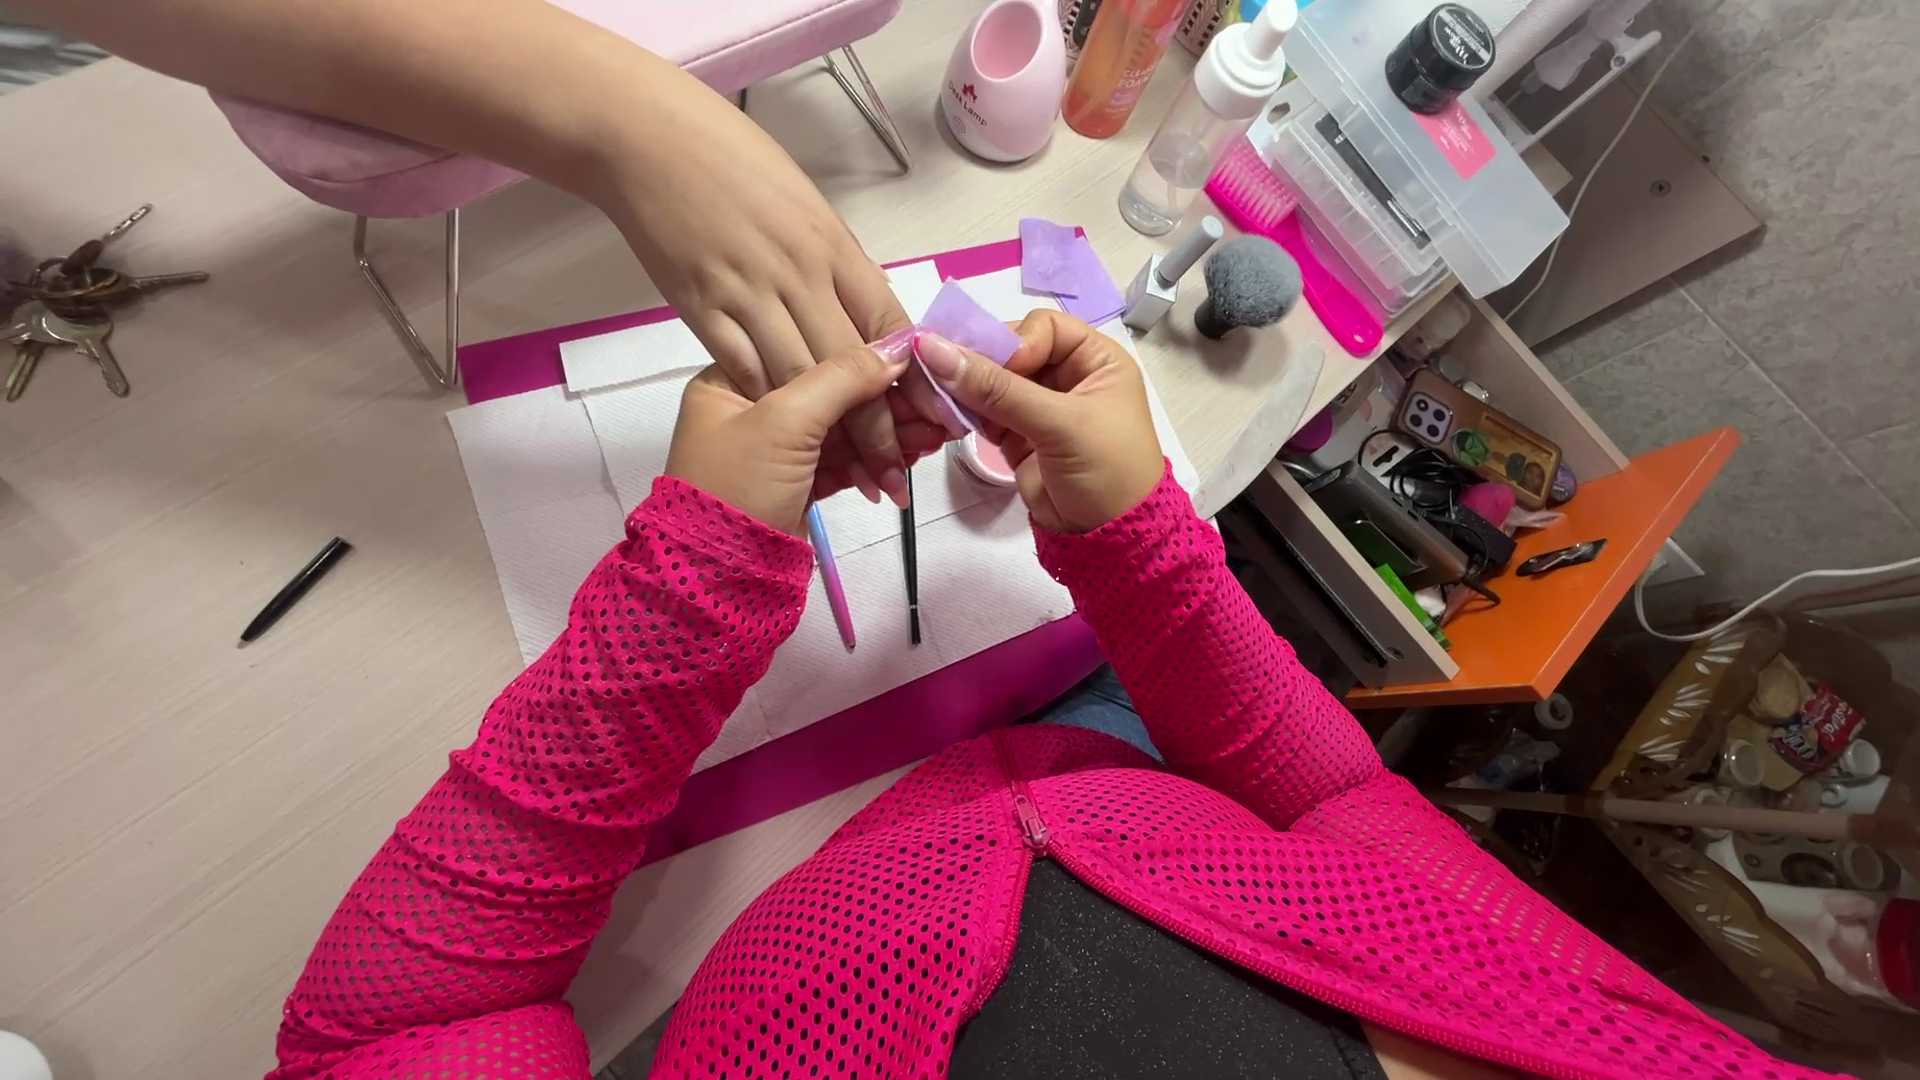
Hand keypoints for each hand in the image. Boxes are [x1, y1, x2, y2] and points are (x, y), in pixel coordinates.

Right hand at [593, 76, 942, 508]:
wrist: (640, 135)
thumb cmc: (730, 159)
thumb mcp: (806, 206)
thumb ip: (839, 268)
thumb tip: (872, 322)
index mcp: (831, 244)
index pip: (887, 322)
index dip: (914, 377)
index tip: (934, 416)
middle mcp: (796, 273)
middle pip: (850, 365)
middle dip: (880, 428)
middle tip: (898, 472)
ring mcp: (746, 293)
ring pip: (801, 380)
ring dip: (831, 436)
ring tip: (857, 475)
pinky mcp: (700, 309)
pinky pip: (745, 372)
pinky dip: (771, 410)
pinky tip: (791, 440)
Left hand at [665, 341, 950, 535]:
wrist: (719, 578)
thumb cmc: (741, 486)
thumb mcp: (787, 420)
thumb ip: (843, 377)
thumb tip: (900, 343)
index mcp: (732, 380)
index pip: (809, 354)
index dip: (865, 363)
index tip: (914, 371)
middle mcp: (752, 409)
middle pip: (832, 396)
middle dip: (887, 407)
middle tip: (935, 413)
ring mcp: (775, 450)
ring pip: (843, 432)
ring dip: (889, 438)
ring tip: (933, 441)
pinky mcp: (796, 484)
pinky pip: (842, 463)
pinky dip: (873, 465)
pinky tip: (905, 467)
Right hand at [912, 310, 1163, 532]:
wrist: (1109, 539)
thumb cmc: (1105, 471)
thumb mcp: (1059, 424)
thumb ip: (998, 389)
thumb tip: (935, 350)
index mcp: (1095, 361)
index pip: (1043, 328)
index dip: (1015, 343)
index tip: (997, 370)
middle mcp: (1067, 377)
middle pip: (1012, 351)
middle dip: (982, 362)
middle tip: (947, 374)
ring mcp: (1040, 408)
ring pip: (993, 382)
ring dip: (967, 388)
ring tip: (938, 394)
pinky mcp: (1018, 437)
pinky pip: (985, 412)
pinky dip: (966, 412)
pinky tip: (946, 415)